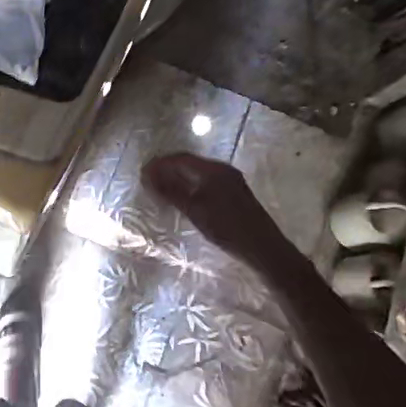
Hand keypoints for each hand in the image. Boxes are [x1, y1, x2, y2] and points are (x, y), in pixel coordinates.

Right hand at [142, 153, 286, 260]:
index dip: (160, 164)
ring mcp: (230, 180)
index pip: (180, 158)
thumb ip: (170, 192)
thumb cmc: (227, 228)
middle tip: (148, 181)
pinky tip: (182, 197)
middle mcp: (222, 169)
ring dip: (178, 177)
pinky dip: (190, 185)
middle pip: (189, 163)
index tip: (142, 172)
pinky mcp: (234, 191)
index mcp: (213, 170)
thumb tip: (148, 176)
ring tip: (161, 189)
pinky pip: (205, 180)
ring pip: (197, 172)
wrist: (263, 248)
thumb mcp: (194, 210)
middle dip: (167, 169)